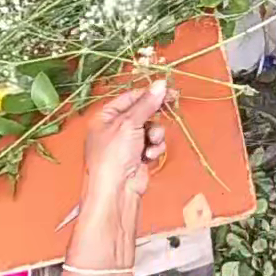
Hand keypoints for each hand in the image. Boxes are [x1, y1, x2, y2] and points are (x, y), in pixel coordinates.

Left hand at [82, 79, 167, 199]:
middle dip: (154, 116)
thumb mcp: (129, 123)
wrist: (116, 191)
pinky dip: (154, 149)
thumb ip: (147, 103)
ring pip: (151, 129)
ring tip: (150, 143)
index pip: (130, 98)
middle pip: (143, 112)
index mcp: (105, 116)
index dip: (149, 94)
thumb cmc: (113, 156)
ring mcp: (128, 144)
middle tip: (170, 106)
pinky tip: (149, 156)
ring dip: (155, 135)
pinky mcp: (139, 157)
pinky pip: (153, 145)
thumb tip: (161, 84)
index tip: (168, 90)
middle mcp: (115, 128)